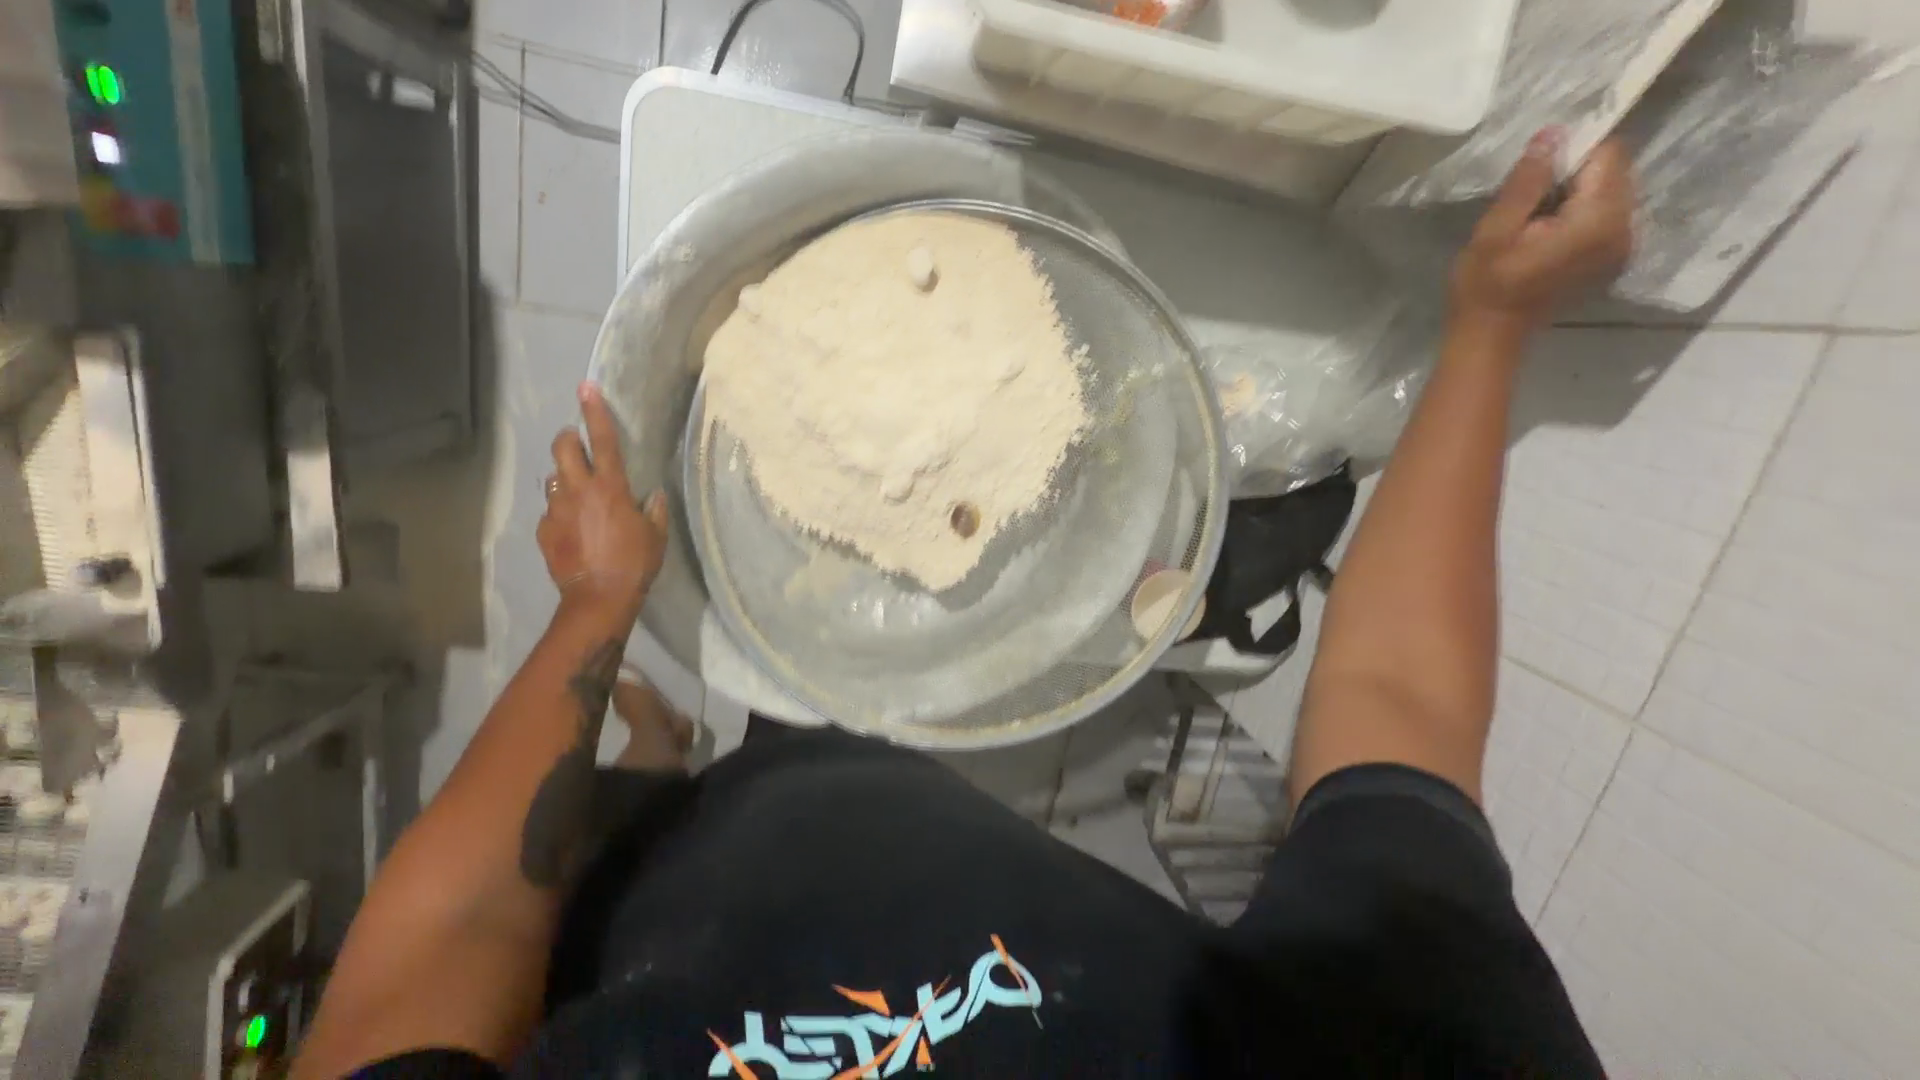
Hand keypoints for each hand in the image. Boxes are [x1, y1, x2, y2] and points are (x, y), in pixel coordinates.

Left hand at [537, 382, 668, 621]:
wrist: (599, 598)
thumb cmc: (635, 563)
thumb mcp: (655, 536)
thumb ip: (653, 510)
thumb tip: (651, 495)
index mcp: (611, 487)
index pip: (603, 440)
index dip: (595, 411)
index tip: (587, 387)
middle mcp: (579, 490)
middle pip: (563, 447)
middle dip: (569, 440)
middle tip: (579, 447)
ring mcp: (557, 509)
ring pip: (554, 478)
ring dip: (566, 478)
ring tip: (579, 495)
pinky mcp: (544, 529)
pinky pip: (551, 510)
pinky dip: (561, 511)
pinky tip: (573, 528)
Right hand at [1452, 131, 1636, 331]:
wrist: (1490, 335)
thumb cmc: (1485, 285)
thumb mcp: (1494, 230)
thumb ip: (1527, 182)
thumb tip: (1553, 134)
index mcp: (1598, 219)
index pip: (1607, 155)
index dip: (1571, 153)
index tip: (1534, 173)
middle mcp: (1624, 228)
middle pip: (1614, 172)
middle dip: (1576, 174)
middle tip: (1530, 199)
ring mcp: (1623, 245)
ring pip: (1611, 192)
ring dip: (1577, 194)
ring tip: (1537, 218)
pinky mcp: (1612, 256)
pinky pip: (1606, 215)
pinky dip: (1581, 213)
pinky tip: (1548, 232)